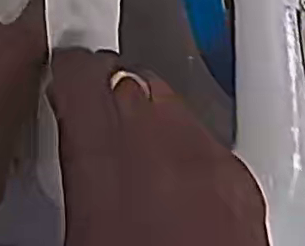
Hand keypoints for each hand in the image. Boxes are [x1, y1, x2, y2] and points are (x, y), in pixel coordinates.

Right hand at [48, 49, 267, 245]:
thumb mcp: (75, 233)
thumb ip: (70, 170)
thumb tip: (65, 144)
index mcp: (107, 164)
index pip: (83, 74)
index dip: (67, 74)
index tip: (62, 81)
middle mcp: (160, 150)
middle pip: (126, 78)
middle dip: (105, 90)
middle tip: (91, 118)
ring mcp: (208, 162)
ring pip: (165, 97)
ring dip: (145, 112)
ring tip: (132, 153)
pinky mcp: (243, 183)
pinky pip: (203, 134)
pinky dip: (183, 143)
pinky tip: (172, 180)